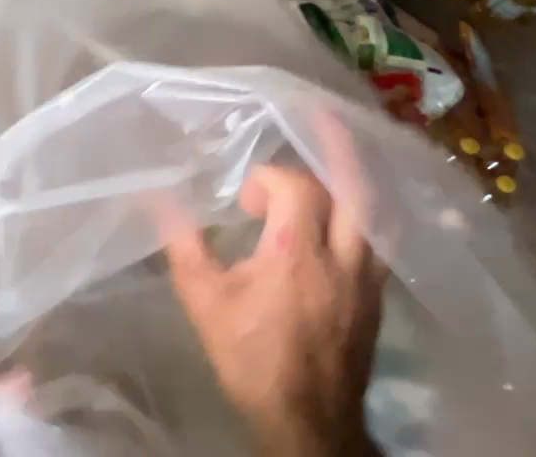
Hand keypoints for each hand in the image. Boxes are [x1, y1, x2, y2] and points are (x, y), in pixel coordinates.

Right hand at [165, 163, 386, 456]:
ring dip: (359, 178)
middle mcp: (341, 259)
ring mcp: (367, 280)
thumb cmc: (249, 356)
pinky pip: (381, 239)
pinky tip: (351, 207)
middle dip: (342, 147)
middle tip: (326, 114)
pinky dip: (367, 211)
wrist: (308, 421)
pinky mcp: (376, 298)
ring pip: (378, 215)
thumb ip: (183, 242)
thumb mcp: (202, 300)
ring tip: (342, 151)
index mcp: (295, 255)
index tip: (244, 199)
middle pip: (357, 191)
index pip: (296, 188)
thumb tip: (155, 194)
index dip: (267, 179)